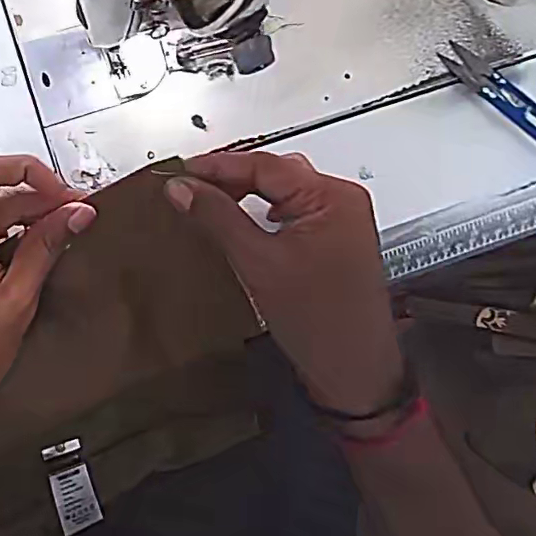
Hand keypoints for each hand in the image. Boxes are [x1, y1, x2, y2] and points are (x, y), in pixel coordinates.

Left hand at [0, 156, 95, 505]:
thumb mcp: (17, 300)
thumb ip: (44, 248)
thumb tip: (72, 215)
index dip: (28, 172)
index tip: (59, 191)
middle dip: (35, 199)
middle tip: (73, 213)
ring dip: (21, 218)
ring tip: (58, 234)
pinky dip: (3, 236)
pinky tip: (31, 252)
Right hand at [164, 152, 404, 415]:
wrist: (351, 370)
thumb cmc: (320, 321)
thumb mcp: (257, 262)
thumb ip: (217, 217)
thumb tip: (184, 188)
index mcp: (332, 198)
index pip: (265, 165)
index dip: (218, 166)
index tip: (184, 171)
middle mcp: (341, 201)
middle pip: (274, 173)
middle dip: (229, 176)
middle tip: (189, 185)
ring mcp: (339, 219)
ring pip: (280, 190)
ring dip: (243, 192)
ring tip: (207, 199)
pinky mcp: (331, 238)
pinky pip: (289, 209)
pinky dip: (259, 209)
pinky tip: (236, 219)